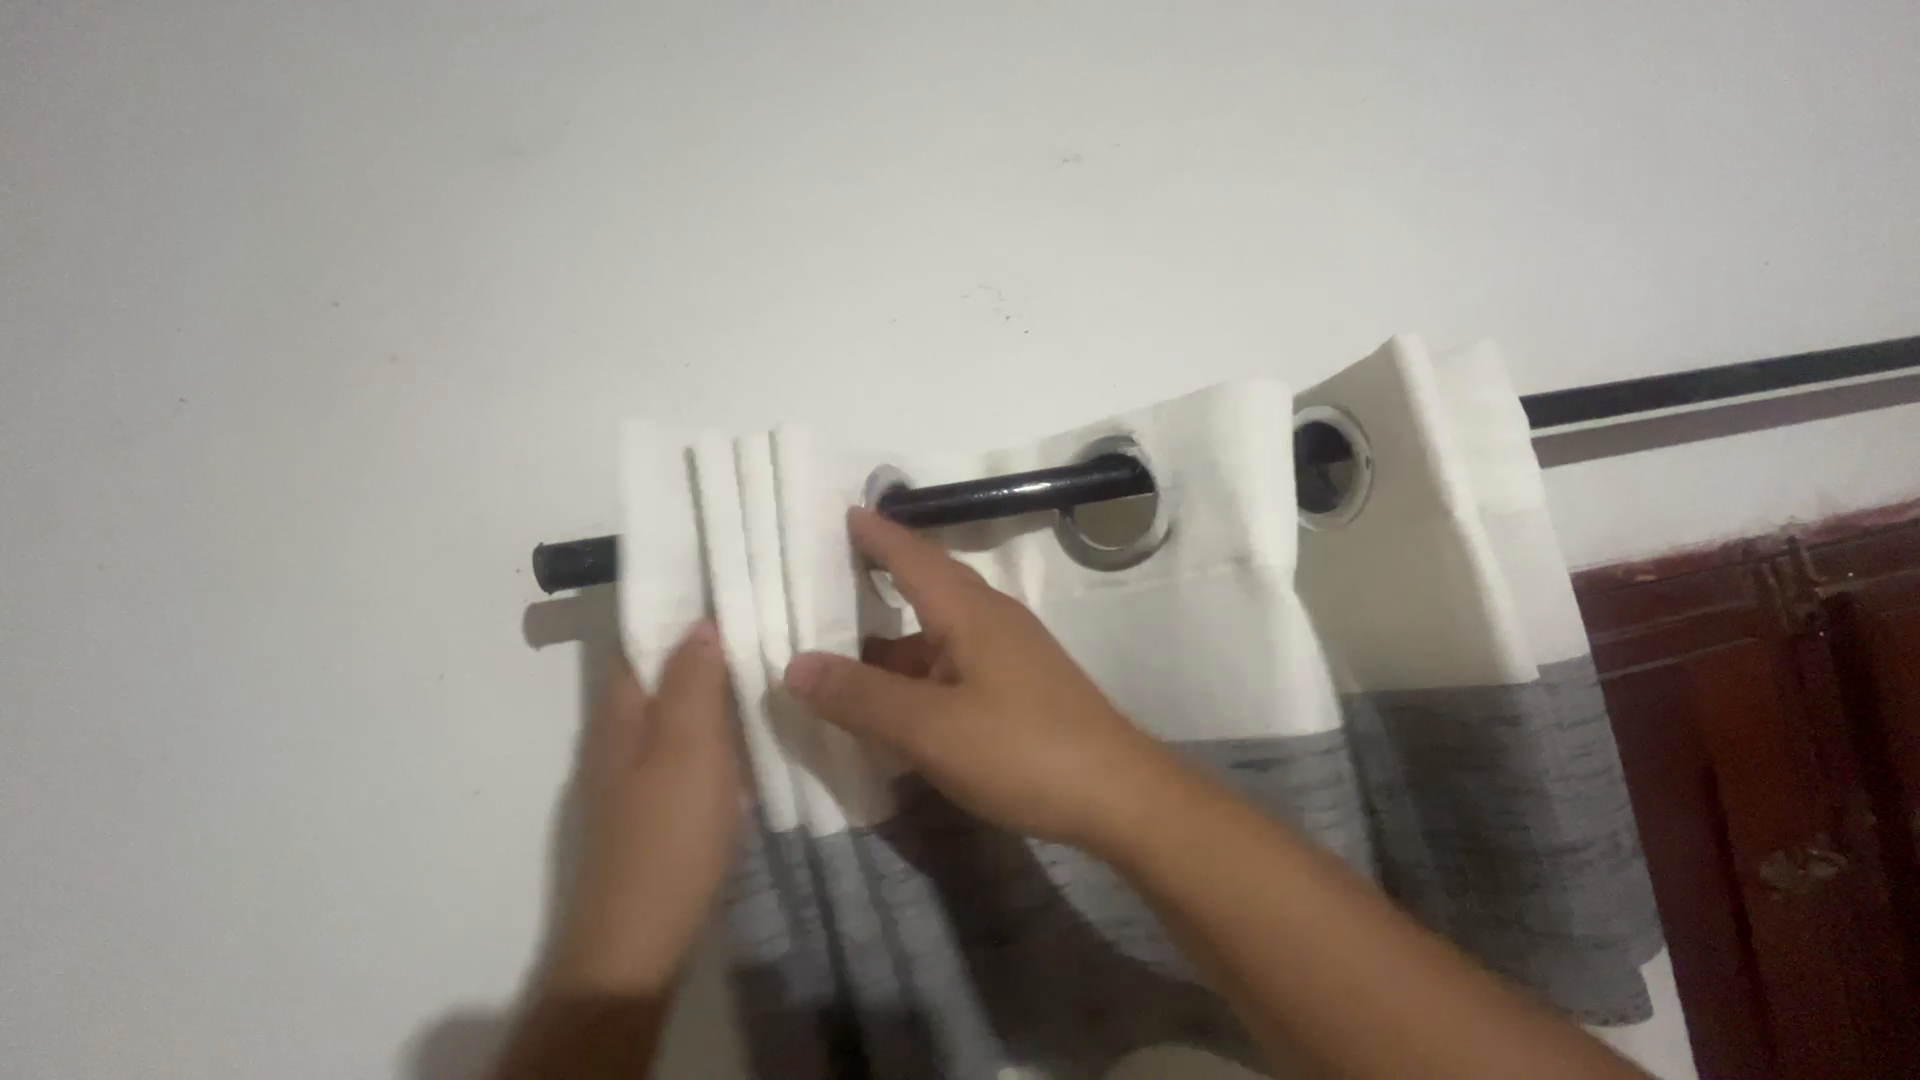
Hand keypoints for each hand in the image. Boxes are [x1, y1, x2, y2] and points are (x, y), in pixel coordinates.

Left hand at [546, 622, 741, 993]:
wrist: (640, 938)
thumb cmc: (667, 833)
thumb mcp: (688, 747)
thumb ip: (693, 680)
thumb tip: (700, 620)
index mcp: (622, 711)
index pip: (641, 637)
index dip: (677, 606)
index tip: (729, 579)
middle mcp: (623, 734)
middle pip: (662, 672)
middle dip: (705, 642)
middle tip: (768, 616)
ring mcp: (640, 773)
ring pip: (681, 710)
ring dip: (716, 686)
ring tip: (773, 661)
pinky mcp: (662, 805)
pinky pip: (693, 746)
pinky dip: (721, 728)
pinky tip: (758, 728)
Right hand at [782, 507, 1175, 848]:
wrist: (1118, 795)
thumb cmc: (1022, 750)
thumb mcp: (929, 729)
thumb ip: (860, 697)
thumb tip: (794, 665)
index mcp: (969, 612)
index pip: (912, 555)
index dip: (875, 535)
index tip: (840, 512)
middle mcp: (990, 621)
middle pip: (925, 588)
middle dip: (877, 581)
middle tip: (822, 581)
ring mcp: (1009, 655)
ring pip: (937, 635)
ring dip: (892, 642)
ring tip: (838, 655)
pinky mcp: (1018, 689)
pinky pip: (953, 665)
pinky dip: (917, 675)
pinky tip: (894, 706)